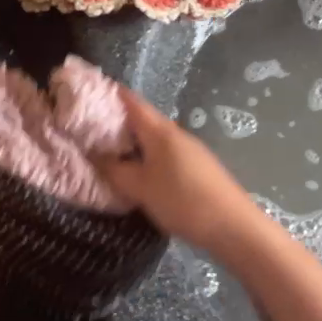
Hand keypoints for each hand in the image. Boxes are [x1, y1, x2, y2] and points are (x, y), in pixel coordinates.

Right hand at [92, 86, 257, 252]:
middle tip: (90, 131)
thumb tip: (94, 153)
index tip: (86, 95)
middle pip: (142, 118)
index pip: (130, 100)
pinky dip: (148, 156)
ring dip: (133, 142)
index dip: (108, 93)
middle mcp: (175, 132)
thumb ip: (114, 169)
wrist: (234, 227)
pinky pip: (165, 153)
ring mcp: (190, 149)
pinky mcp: (198, 167)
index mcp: (159, 130)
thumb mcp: (140, 188)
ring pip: (154, 138)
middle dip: (116, 121)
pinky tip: (141, 174)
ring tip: (111, 154)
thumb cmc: (182, 200)